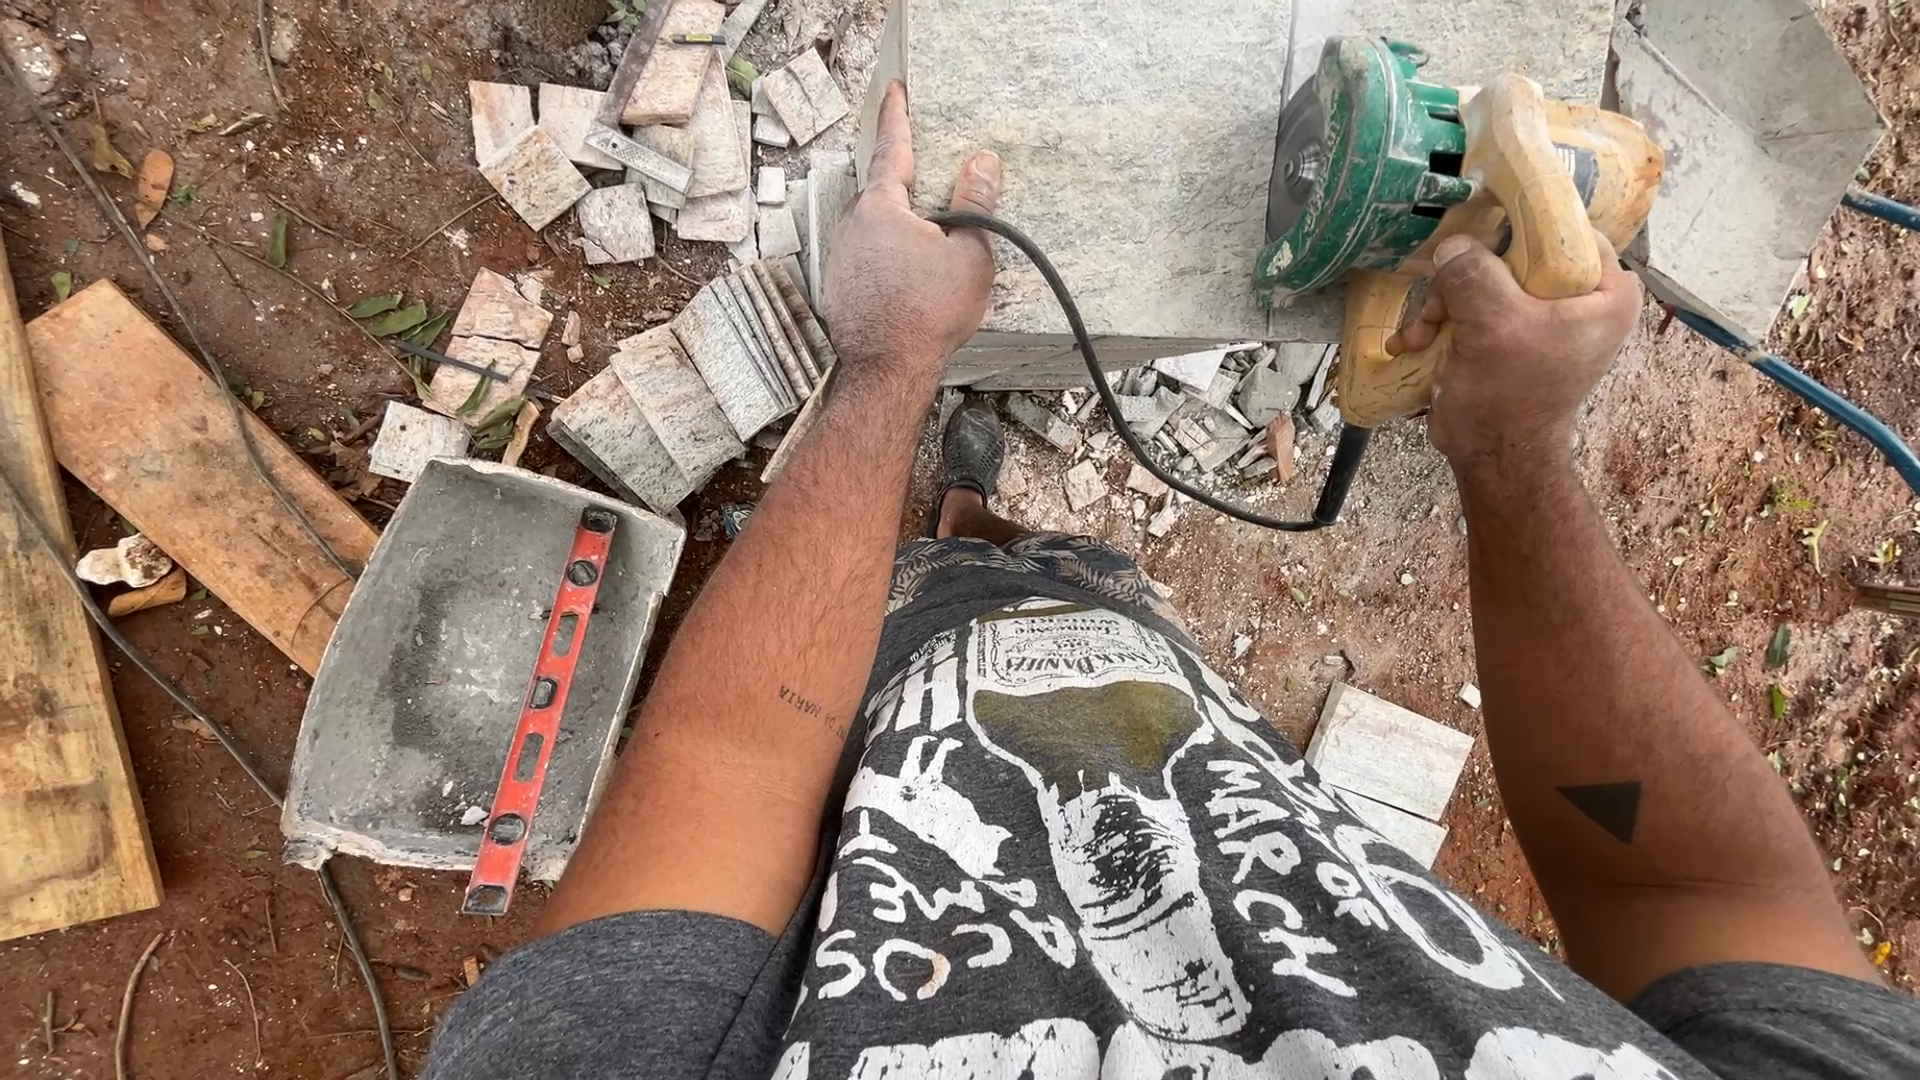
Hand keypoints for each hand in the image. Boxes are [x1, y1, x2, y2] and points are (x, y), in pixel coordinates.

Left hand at [824, 81, 1003, 384]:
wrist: (888, 369)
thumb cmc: (929, 313)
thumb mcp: (968, 256)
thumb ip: (975, 205)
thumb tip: (982, 163)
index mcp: (882, 207)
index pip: (891, 148)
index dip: (898, 117)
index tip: (896, 92)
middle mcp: (852, 225)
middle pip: (881, 192)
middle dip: (902, 183)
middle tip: (926, 178)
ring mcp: (840, 258)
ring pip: (872, 229)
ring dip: (895, 228)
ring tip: (923, 243)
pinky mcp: (838, 287)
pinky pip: (865, 258)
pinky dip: (884, 258)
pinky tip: (904, 279)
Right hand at [1401, 232, 1642, 481]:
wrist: (1490, 457)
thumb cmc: (1507, 397)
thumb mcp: (1492, 327)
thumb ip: (1473, 277)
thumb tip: (1452, 245)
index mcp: (1603, 290)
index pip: (1561, 232)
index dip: (1512, 231)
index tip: (1468, 239)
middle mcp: (1576, 301)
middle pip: (1509, 261)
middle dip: (1460, 286)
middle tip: (1435, 314)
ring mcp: (1537, 322)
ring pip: (1479, 287)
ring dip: (1439, 311)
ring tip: (1419, 338)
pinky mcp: (1505, 341)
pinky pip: (1468, 314)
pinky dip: (1438, 327)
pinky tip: (1415, 345)